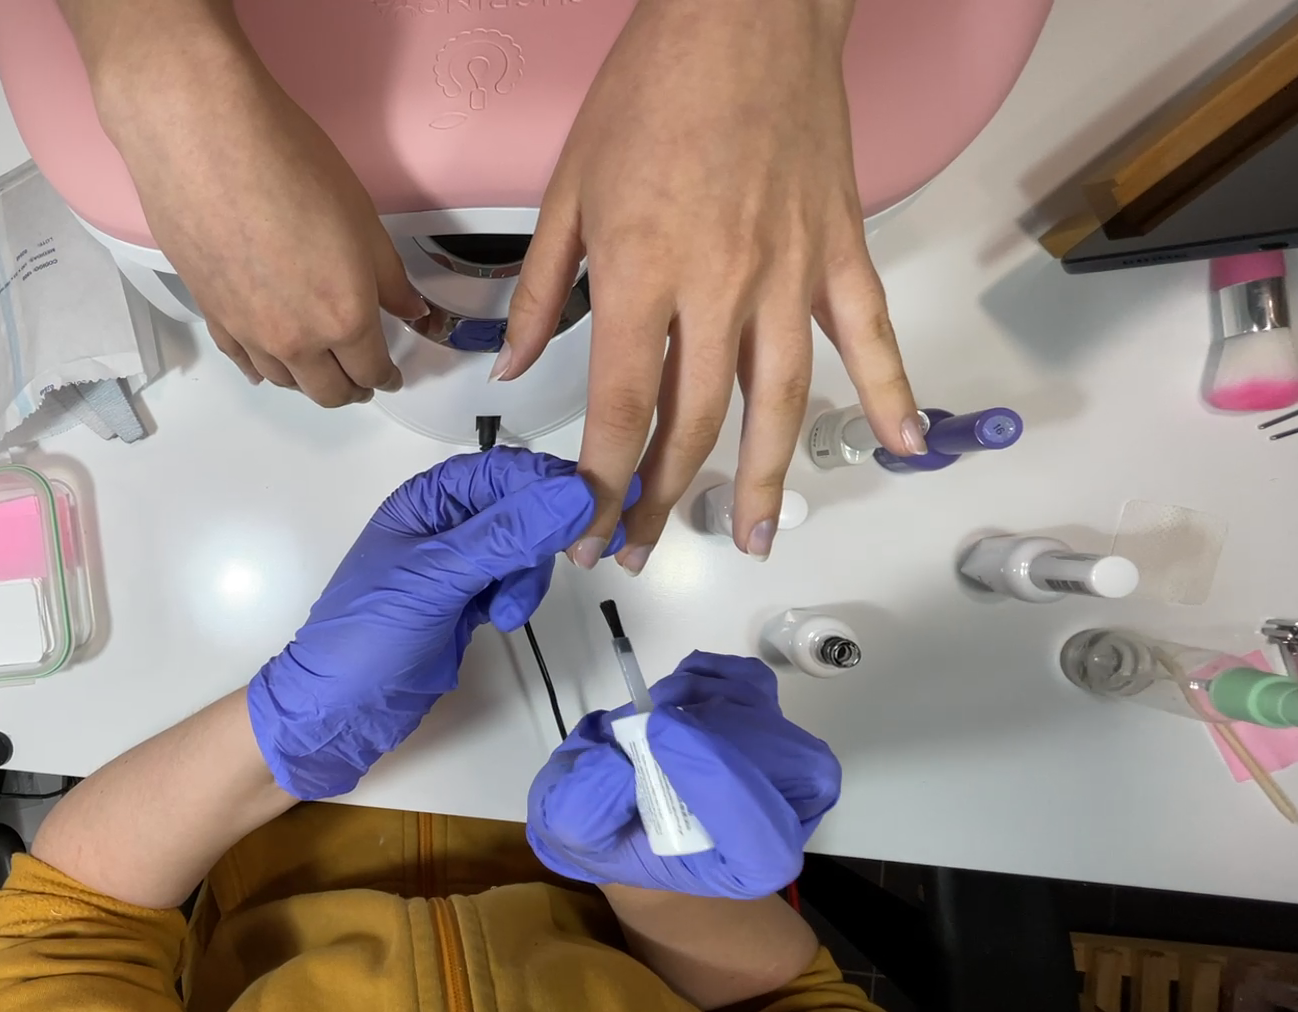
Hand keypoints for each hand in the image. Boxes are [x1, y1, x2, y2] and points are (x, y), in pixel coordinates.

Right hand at [69, 2, 425, 406]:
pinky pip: (242, 361)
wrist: (204, 139)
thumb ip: (390, 279)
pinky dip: (262, 369)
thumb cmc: (292, 166)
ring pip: (285, 381)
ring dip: (308, 383)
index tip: (391, 376)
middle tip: (360, 381)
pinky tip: (266, 366)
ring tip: (318, 370)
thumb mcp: (363, 221)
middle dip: (351, 391)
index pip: (371, 370)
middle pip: (328, 392)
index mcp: (345, 319)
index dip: (386, 377)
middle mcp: (297, 341)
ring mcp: (250, 334)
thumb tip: (412, 311)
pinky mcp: (213, 316)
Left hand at [248, 449, 630, 799]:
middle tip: (579, 558)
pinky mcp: (468, 599)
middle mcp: (444, 523)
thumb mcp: (438, 578)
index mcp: (425, 501)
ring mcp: (457, 564)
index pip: (501, 472)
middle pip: (520, 508)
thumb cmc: (373, 634)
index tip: (594, 508)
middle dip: (543, 535)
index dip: (548, 484)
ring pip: (523, 548)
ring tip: (506, 611)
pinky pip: (513, 581)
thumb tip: (577, 492)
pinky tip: (500, 618)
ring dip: (527, 575)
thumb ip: (505, 535)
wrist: (342, 710)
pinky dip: (517, 596)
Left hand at [498, 0, 922, 570]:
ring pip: (779, 400)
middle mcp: (719, 290)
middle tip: (639, 550)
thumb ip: (540, 295)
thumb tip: (516, 370)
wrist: (746, 8)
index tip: (588, 529)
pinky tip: (902, 444)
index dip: (603, 481)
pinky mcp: (838, 249)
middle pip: (693, 422)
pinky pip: (868, 332)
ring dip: (764, 478)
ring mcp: (789, 273)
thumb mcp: (566, 196)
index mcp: (641, 279)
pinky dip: (887, 390)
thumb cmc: (645, 96)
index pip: (622, 409)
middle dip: (662, 497)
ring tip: (754, 537)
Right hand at [526, 651, 840, 898]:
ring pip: (774, 721)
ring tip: (655, 702)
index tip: (658, 735)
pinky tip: (678, 683)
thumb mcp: (569, 827)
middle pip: (795, 773)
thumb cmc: (596, 825)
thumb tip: (623, 763)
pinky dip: (718, 671)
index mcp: (731, 865)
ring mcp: (768, 766)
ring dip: (711, 696)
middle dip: (726, 733)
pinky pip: (756, 684)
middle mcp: (767, 820)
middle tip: (658, 715)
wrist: (604, 800)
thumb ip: (587, 806)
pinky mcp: (751, 720)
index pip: (764, 841)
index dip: (723, 787)